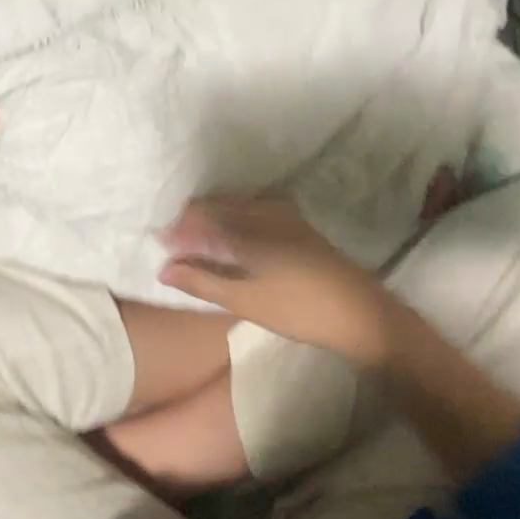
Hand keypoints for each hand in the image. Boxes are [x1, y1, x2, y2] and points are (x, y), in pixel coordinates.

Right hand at [156, 197, 404, 364]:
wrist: (361, 314)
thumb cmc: (298, 309)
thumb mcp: (243, 301)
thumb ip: (202, 282)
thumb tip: (164, 269)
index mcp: (248, 229)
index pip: (200, 216)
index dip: (176, 228)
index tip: (158, 242)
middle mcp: (265, 213)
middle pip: (218, 205)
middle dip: (192, 220)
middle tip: (174, 243)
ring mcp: (285, 217)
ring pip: (238, 206)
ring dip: (214, 218)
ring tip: (198, 241)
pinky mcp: (299, 227)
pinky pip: (255, 210)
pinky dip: (235, 219)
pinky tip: (234, 238)